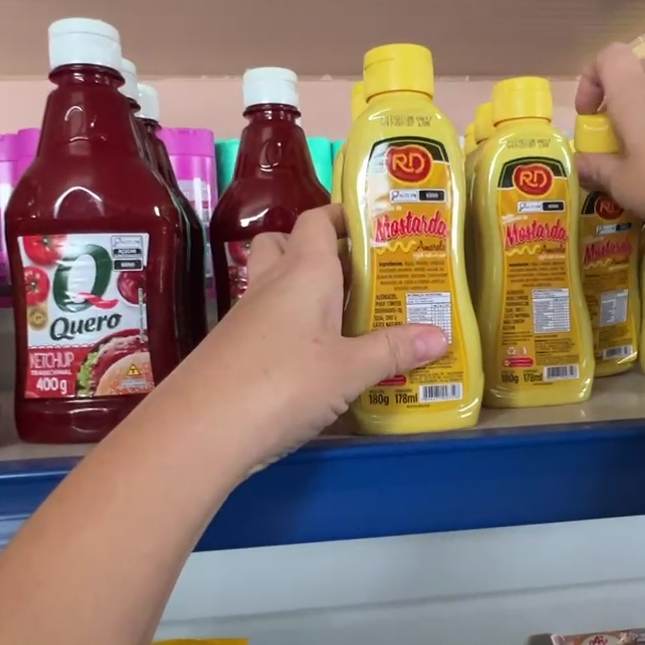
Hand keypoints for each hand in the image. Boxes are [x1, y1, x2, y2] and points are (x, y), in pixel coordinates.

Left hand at [147, 205, 448, 469]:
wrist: (203, 429)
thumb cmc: (284, 383)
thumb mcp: (348, 370)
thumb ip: (392, 350)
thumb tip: (441, 335)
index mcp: (304, 272)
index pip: (317, 221)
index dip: (341, 216)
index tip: (372, 226)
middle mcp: (271, 284)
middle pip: (286, 244)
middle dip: (318, 250)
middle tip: (357, 274)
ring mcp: (246, 317)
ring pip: (274, 285)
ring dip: (303, 291)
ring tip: (344, 316)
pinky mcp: (233, 350)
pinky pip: (267, 322)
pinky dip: (290, 328)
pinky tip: (314, 358)